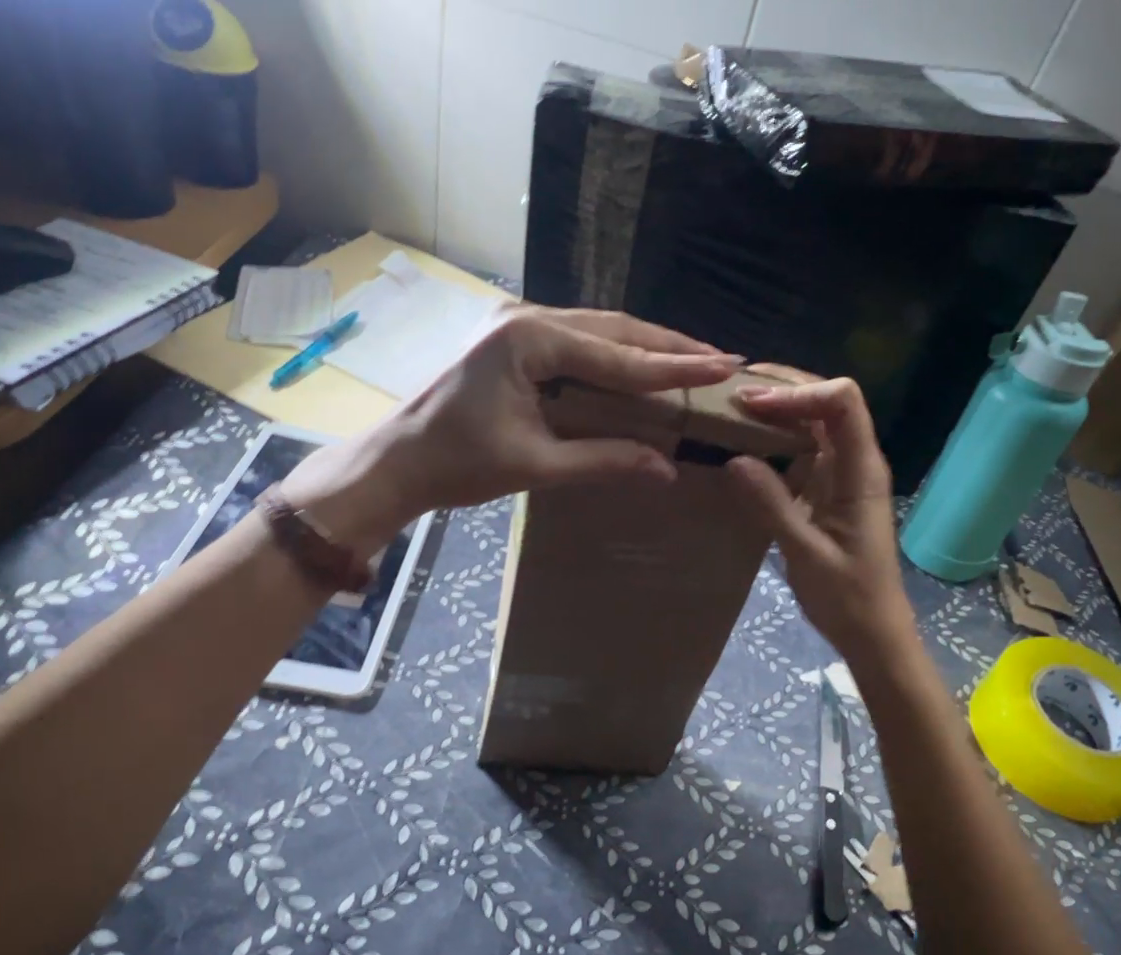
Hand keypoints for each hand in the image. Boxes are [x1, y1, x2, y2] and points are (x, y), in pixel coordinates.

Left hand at [279, 306, 736, 545]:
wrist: (397, 462)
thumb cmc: (458, 465)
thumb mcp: (536, 465)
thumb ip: (605, 459)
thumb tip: (667, 469)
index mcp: (529, 340)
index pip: (618, 357)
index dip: (674, 367)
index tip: (724, 365)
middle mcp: (527, 318)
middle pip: (615, 330)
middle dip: (669, 346)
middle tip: (721, 359)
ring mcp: (518, 324)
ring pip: (599, 330)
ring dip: (646, 347)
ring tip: (694, 359)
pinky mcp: (515, 340)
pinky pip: (579, 341)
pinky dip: (616, 355)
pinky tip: (643, 365)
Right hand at [722, 377, 917, 660]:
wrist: (873, 634)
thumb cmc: (849, 599)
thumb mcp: (806, 555)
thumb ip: (772, 506)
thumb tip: (734, 460)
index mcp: (860, 471)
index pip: (842, 401)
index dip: (799, 393)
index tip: (751, 404)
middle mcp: (853, 463)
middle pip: (825, 402)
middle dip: (781, 390)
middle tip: (728, 394)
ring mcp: (839, 475)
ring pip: (811, 423)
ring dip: (773, 411)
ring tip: (726, 409)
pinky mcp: (824, 491)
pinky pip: (799, 451)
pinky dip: (771, 440)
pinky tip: (738, 445)